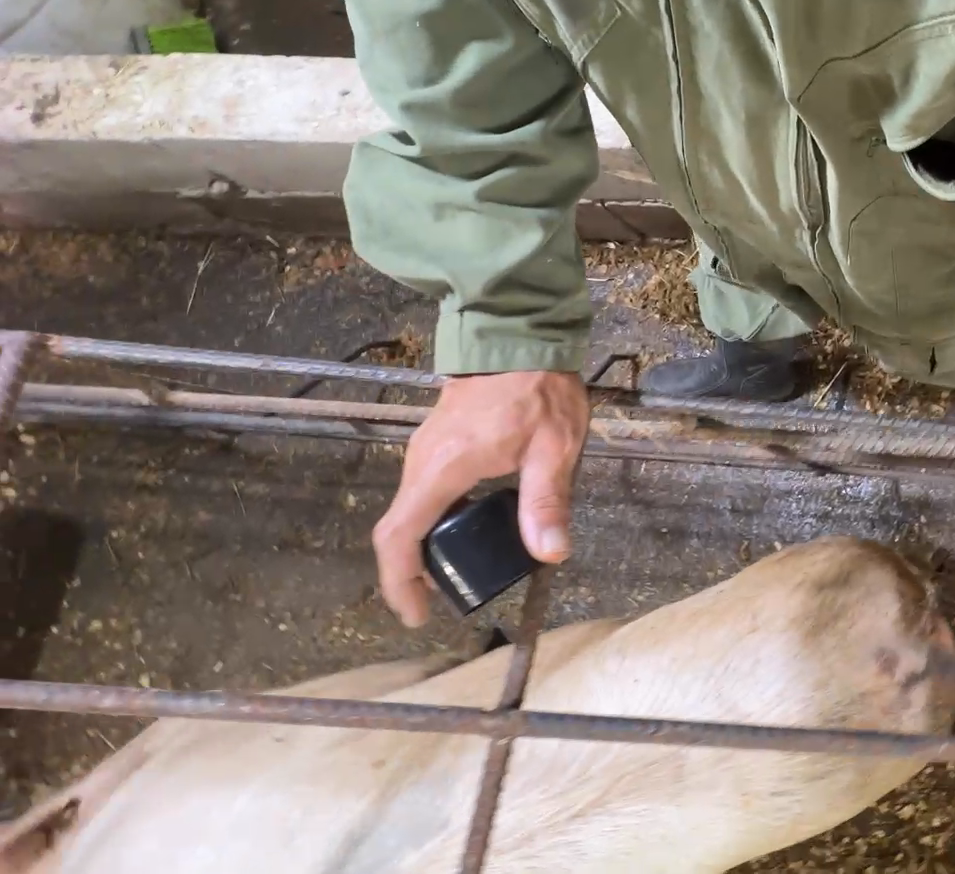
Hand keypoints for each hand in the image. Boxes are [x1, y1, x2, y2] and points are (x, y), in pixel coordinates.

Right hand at [372, 371, 588, 626]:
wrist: (520, 339)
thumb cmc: (540, 391)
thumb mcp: (554, 449)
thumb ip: (547, 502)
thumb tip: (551, 554)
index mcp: (443, 469)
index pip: (400, 537)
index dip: (400, 583)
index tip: (415, 615)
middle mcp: (422, 462)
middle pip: (401, 528)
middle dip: (414, 570)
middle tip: (447, 596)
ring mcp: (426, 449)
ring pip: (413, 509)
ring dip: (427, 544)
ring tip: (462, 568)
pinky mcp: (440, 441)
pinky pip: (427, 491)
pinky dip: (439, 518)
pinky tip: (473, 524)